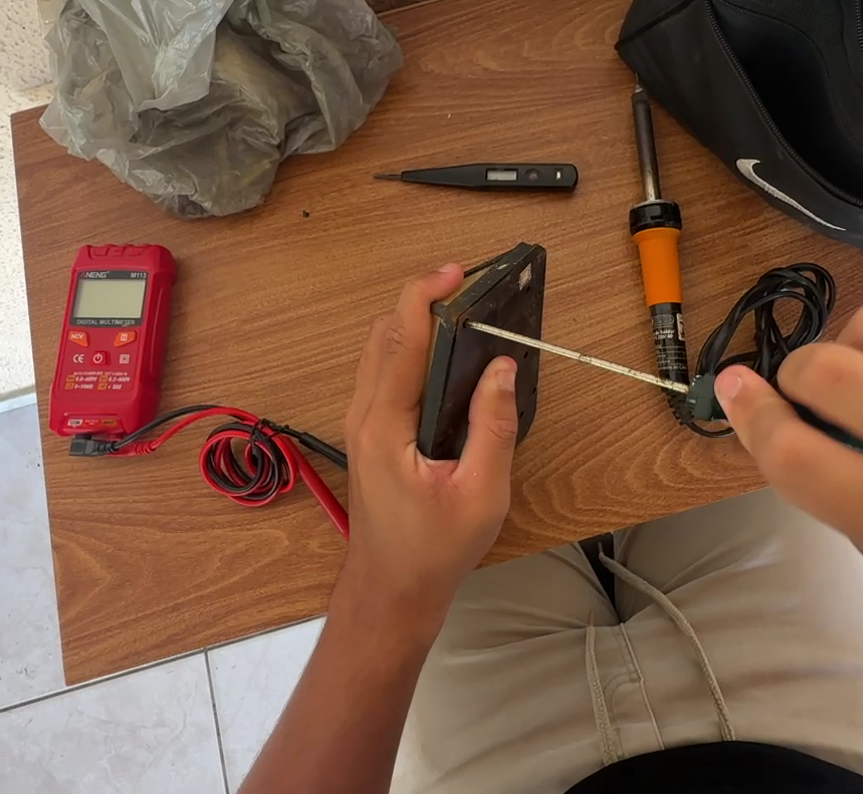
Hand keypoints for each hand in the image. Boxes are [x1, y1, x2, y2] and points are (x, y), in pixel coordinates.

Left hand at [336, 264, 522, 633]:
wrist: (389, 591)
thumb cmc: (434, 550)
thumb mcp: (480, 494)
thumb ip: (494, 427)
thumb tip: (503, 367)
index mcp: (384, 424)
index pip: (400, 340)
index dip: (425, 296)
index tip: (455, 272)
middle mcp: (363, 413)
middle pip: (383, 334)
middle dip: (420, 302)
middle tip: (468, 293)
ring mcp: (360, 421)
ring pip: (378, 349)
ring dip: (413, 322)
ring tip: (461, 316)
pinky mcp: (367, 430)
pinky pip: (382, 371)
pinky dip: (408, 347)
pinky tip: (443, 356)